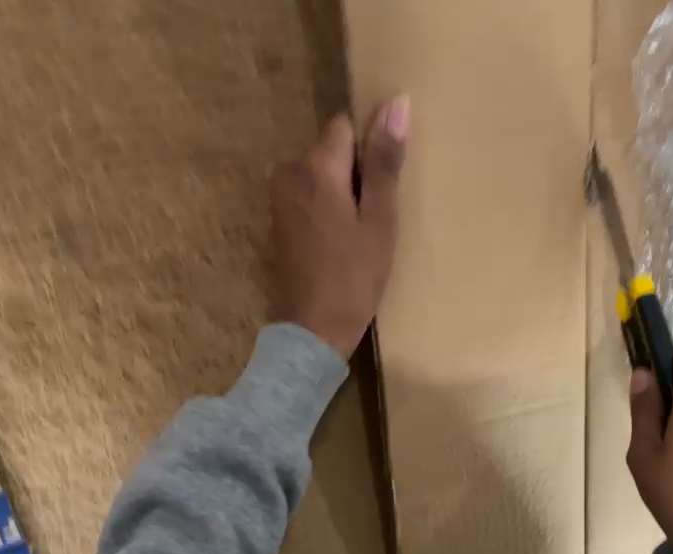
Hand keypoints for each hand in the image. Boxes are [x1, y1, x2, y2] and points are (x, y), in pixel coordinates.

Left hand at [269, 96, 409, 356]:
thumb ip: (384, 162)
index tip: (383, 185)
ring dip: (339, 195)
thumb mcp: (379, 221)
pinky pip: (307, 199)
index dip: (369, 150)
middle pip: (330, 152)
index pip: (346, 126)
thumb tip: (396, 103)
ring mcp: (278, 199)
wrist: (312, 331)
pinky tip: (338, 245)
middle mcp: (288, 173)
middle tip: (374, 218)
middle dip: (353, 175)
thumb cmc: (353, 279)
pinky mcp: (276, 223)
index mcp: (315, 166)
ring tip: (357, 235)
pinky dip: (325, 213)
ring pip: (319, 177)